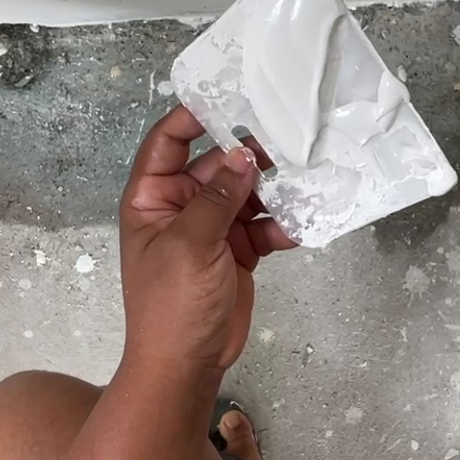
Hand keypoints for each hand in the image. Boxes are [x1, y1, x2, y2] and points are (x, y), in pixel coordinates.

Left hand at [119, 107, 294, 377]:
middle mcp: (182, 207)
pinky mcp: (239, 250)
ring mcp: (213, 229)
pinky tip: (304, 222)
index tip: (229, 96)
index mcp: (153, 198)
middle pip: (218, 165)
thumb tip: (244, 155)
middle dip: (250, 155)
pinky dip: (283, 224)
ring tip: (306, 177)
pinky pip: (264, 226)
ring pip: (247, 194)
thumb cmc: (171, 304)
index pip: (169, 143)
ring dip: (273, 189)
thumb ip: (218, 197)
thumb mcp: (190, 244)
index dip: (193, 116)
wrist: (187, 363)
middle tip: (288, 139)